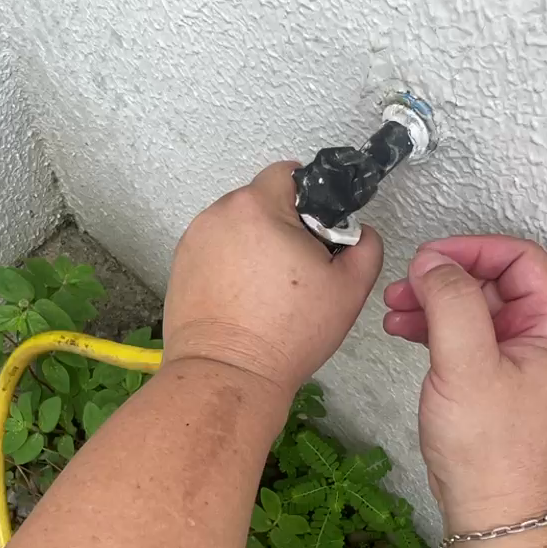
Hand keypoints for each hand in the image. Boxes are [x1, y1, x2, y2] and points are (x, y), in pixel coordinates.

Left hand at [164, 162, 383, 396]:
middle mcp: (219, 215)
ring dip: (255, 246)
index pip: (288, 174)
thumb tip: (360, 234)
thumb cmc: (284, 335)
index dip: (311, 199)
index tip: (317, 231)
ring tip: (269, 290)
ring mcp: (194, 241)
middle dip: (282, 225)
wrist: (230, 373)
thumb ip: (366, 246)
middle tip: (296, 270)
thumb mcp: (349, 289)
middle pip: (260, 201)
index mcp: (258, 206)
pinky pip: (215, 251)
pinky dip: (231, 266)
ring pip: (237, 227)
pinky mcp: (180, 266)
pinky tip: (245, 299)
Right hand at [382, 236, 546, 531]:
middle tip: (405, 286)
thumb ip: (452, 304)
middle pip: (494, 286)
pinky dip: (434, 332)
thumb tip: (434, 262)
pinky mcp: (490, 387)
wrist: (492, 514)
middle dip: (446, 278)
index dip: (476, 250)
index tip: (431, 258)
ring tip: (394, 310)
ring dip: (435, 304)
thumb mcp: (467, 365)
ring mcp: (514, 368)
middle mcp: (538, 345)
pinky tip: (405, 333)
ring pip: (474, 314)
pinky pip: (464, 342)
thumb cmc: (489, 450)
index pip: (523, 262)